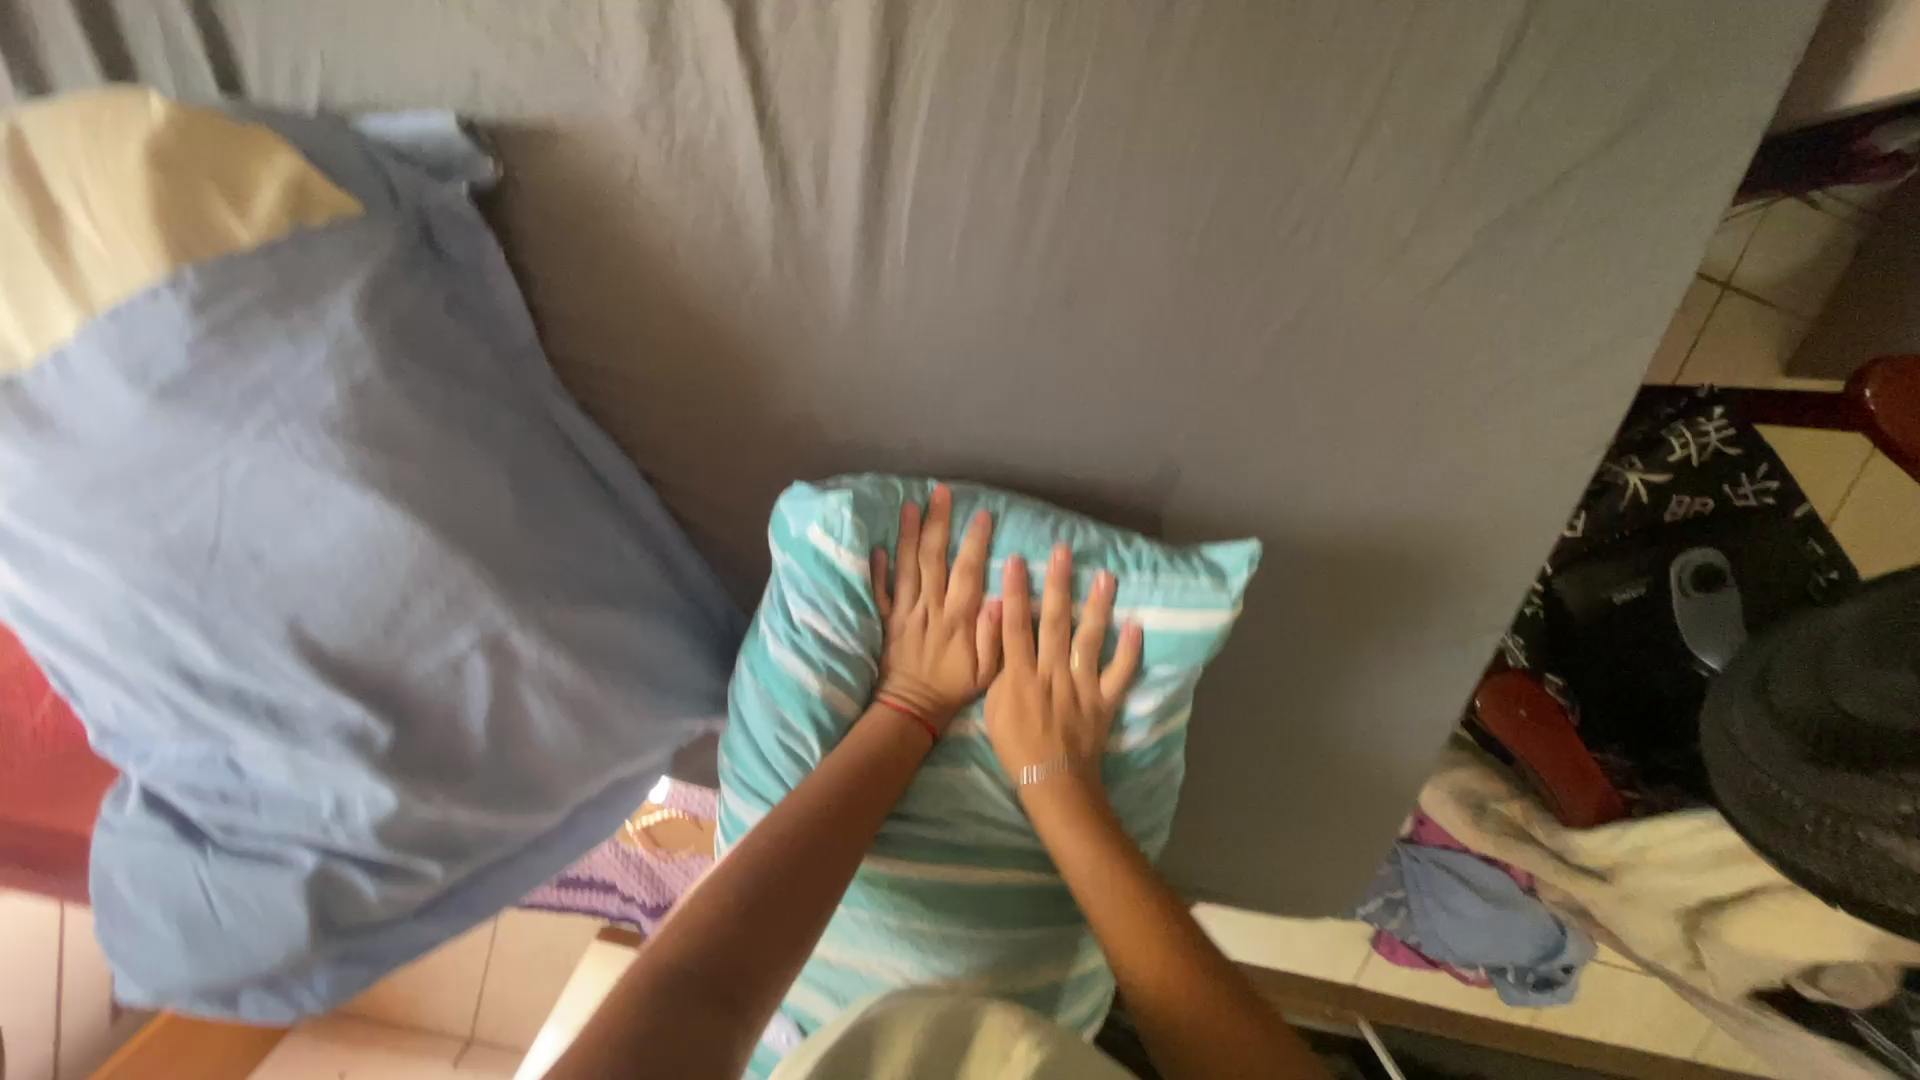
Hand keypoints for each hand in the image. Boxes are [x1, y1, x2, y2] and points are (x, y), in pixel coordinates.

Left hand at [871, 484, 1001, 729]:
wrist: (912, 708)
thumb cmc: (954, 688)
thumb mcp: (987, 672)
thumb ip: (994, 635)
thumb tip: (998, 600)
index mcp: (957, 618)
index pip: (967, 571)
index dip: (974, 542)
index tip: (981, 514)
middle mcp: (929, 608)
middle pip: (933, 558)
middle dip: (937, 523)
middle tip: (941, 492)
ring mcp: (905, 612)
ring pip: (906, 567)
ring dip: (908, 535)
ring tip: (910, 505)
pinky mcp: (887, 621)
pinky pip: (880, 592)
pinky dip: (878, 569)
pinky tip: (878, 547)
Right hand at [985, 544, 1142, 798]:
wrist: (1051, 782)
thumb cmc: (1015, 745)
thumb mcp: (991, 707)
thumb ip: (998, 669)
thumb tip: (997, 632)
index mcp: (1021, 675)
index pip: (1016, 626)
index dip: (1015, 591)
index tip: (1017, 559)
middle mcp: (1052, 673)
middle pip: (1054, 622)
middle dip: (1058, 584)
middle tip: (1064, 552)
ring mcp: (1082, 686)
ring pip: (1090, 639)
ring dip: (1098, 606)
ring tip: (1106, 576)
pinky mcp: (1105, 700)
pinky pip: (1120, 673)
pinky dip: (1130, 651)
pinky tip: (1137, 625)